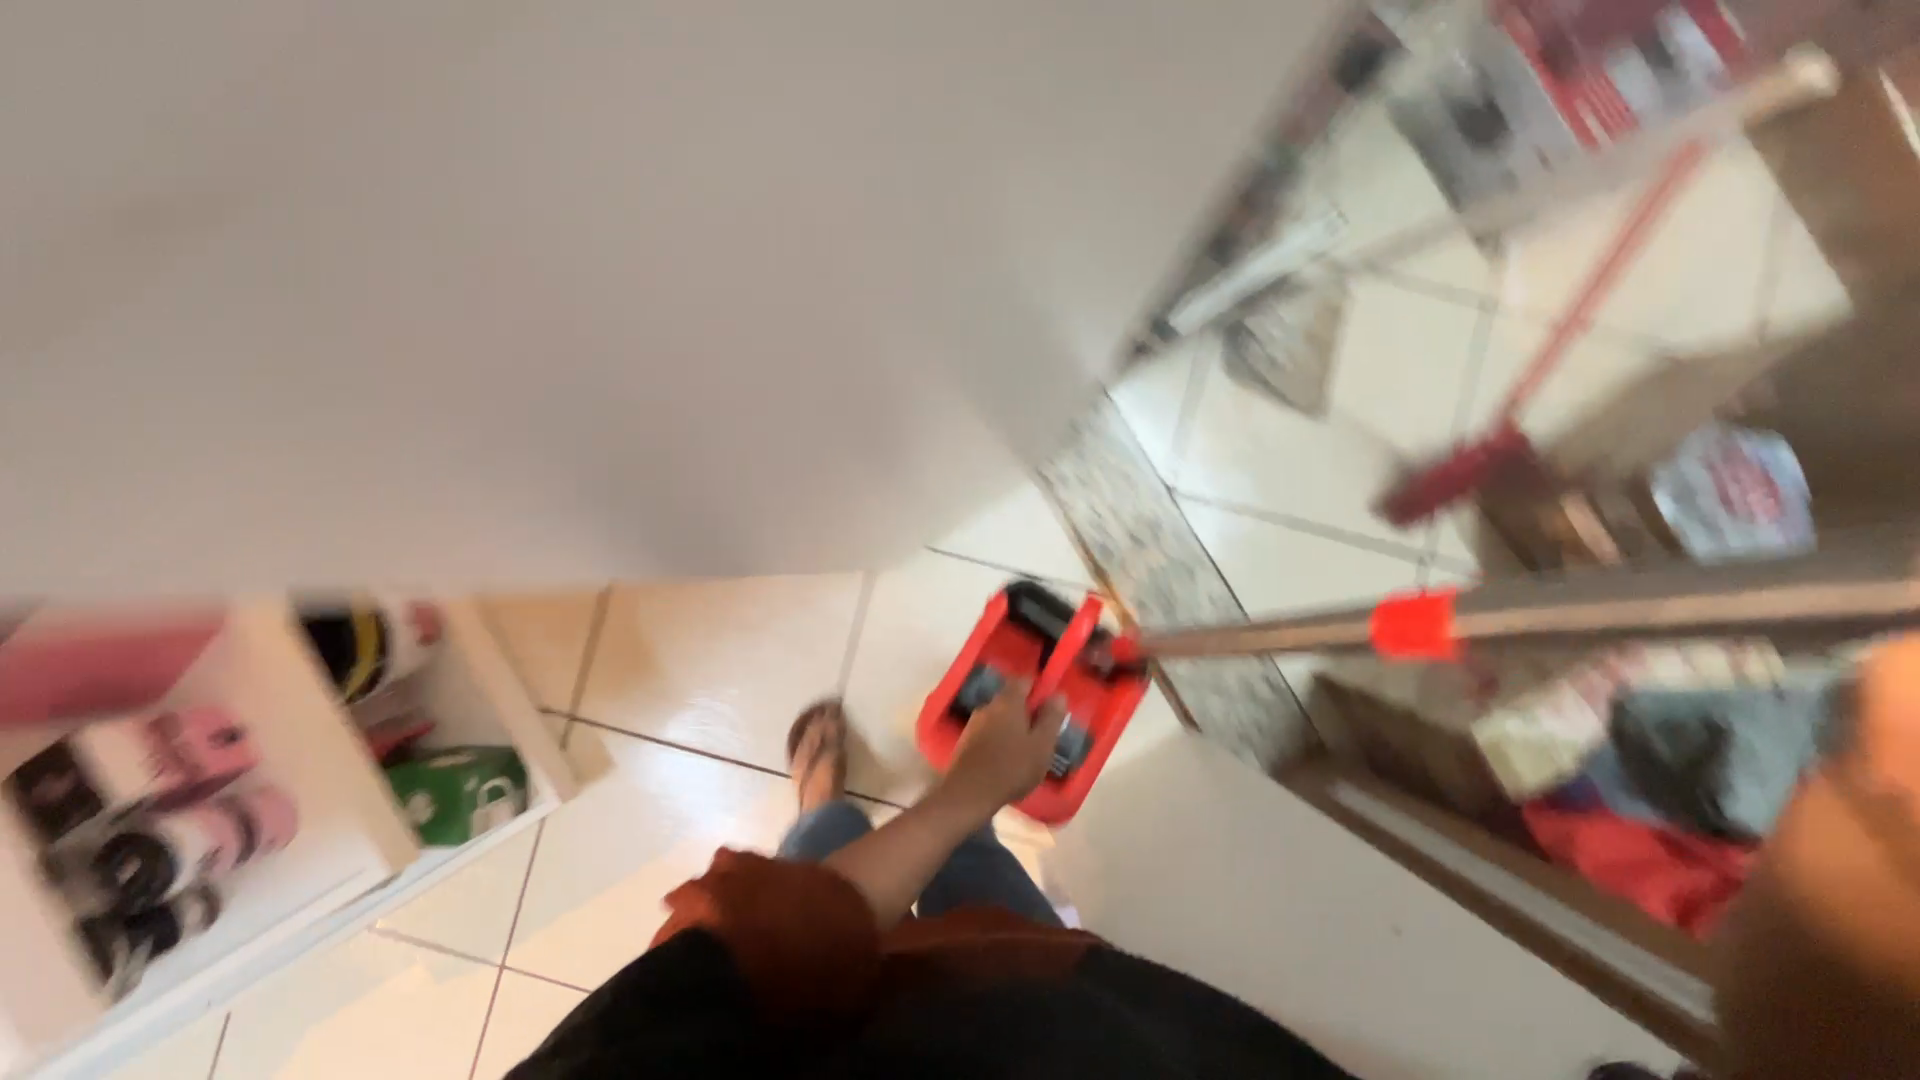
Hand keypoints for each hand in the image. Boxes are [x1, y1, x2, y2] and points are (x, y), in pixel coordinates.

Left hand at [939, 677, 1065, 815]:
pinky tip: (1005, 758)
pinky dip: (998, 739)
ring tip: (1025, 748)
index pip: (1024, 680)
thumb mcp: (1041, 745)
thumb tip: (1058, 694)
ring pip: (998, 717)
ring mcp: (973, 723)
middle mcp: (988, 706)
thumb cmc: (1012, 767)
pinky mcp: (965, 741)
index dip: (1038, 688)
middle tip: (1041, 731)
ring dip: (1011, 726)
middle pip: (1010, 699)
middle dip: (1026, 710)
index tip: (1049, 704)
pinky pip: (987, 732)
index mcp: (1008, 702)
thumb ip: (1051, 718)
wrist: (968, 793)